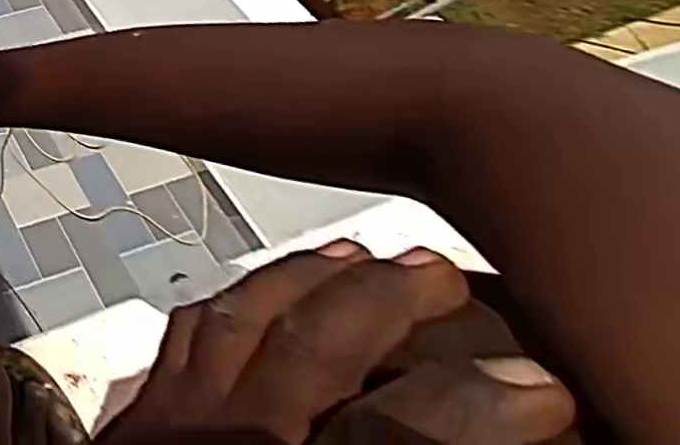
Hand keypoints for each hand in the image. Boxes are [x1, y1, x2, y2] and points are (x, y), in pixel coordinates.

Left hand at [98, 242, 574, 444]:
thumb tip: (444, 428)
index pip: (396, 431)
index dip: (474, 405)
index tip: (538, 382)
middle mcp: (231, 432)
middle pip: (311, 344)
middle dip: (375, 299)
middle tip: (430, 267)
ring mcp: (175, 407)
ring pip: (241, 314)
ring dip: (299, 278)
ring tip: (346, 252)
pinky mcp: (141, 401)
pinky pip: (188, 328)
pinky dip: (230, 299)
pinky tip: (251, 288)